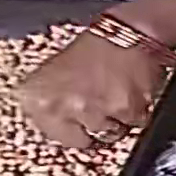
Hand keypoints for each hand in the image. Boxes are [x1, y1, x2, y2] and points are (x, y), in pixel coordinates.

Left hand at [17, 31, 164, 148]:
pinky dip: (140, 112)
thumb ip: (54, 104)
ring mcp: (93, 111)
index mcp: (35, 99)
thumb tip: (68, 128)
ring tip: (122, 96)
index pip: (55, 136)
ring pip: (113, 132)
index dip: (74, 130)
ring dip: (120, 119)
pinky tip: (135, 93)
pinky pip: (136, 124)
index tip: (85, 125)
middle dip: (98, 127)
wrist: (126, 36)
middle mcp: (59, 108)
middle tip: (107, 109)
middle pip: (85, 139)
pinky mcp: (125, 112)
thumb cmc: (92, 51)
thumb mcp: (55, 76)